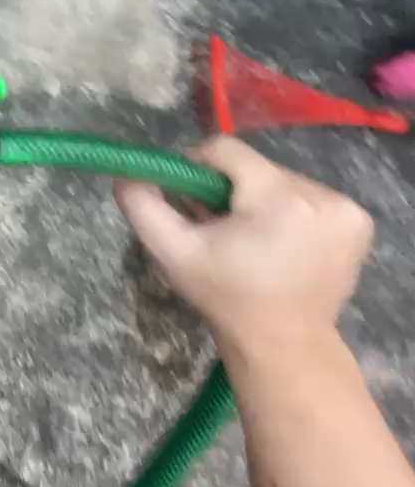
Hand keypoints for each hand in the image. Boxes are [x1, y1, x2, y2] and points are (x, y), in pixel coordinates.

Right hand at [114, 137, 372, 350]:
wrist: (282, 337)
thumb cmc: (222, 292)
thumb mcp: (167, 248)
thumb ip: (140, 203)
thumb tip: (127, 172)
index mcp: (280, 202)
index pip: (225, 150)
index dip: (193, 165)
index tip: (184, 196)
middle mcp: (325, 198)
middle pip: (251, 165)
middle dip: (223, 187)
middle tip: (209, 221)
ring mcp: (349, 210)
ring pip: (276, 177)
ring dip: (250, 196)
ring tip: (240, 232)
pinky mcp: (359, 220)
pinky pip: (303, 193)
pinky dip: (278, 206)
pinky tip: (270, 236)